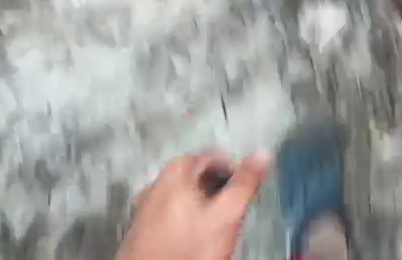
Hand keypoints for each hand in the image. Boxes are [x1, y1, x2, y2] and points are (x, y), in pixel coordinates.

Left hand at [117, 152, 270, 259]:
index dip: (231, 169)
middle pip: (193, 175)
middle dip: (214, 185)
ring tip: (213, 222)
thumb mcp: (227, 214)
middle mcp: (154, 184)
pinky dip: (181, 219)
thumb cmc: (190, 248)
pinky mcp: (137, 234)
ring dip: (198, 203)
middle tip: (230, 204)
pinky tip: (189, 236)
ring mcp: (142, 210)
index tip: (242, 186)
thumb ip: (246, 181)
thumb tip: (264, 151)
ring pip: (179, 196)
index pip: (211, 156)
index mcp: (175, 171)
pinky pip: (165, 215)